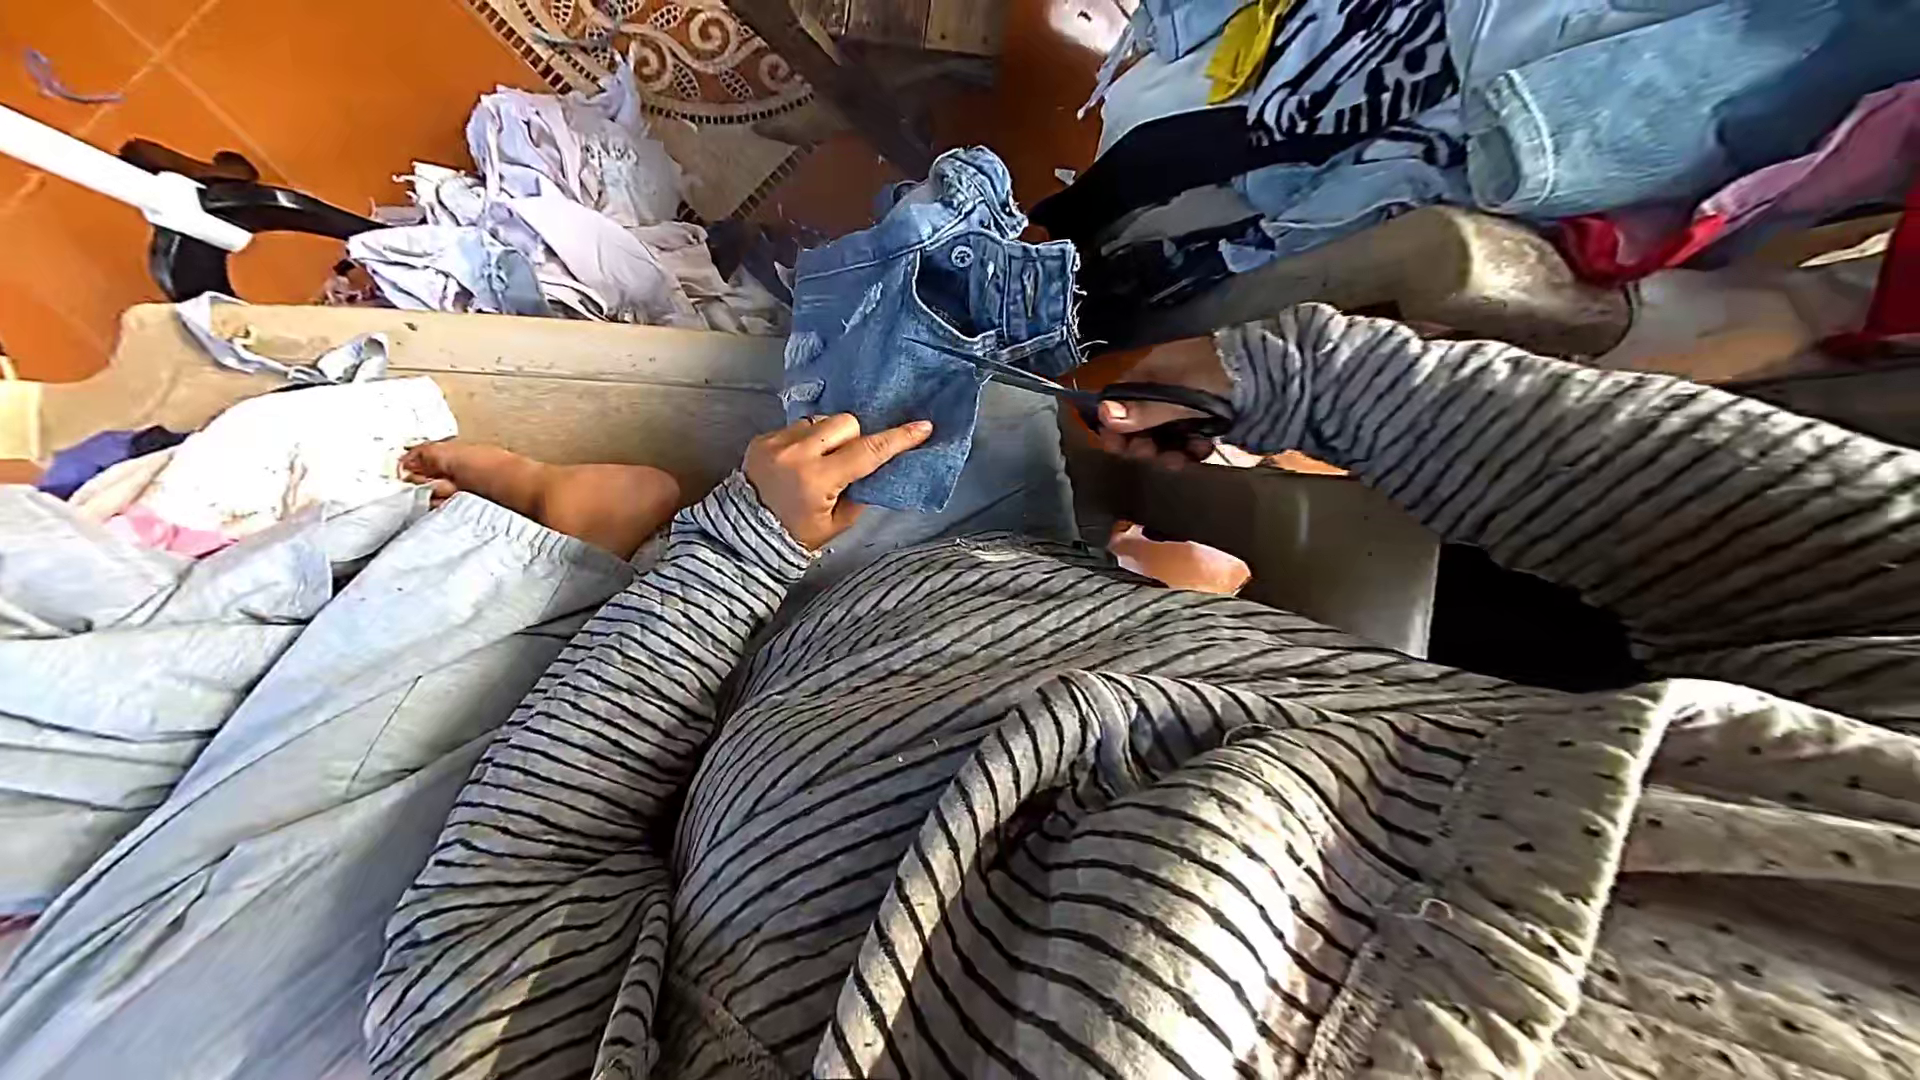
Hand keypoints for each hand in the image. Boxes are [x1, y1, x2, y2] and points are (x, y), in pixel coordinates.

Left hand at [745, 413, 932, 548]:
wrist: (745, 537)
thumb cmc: (796, 535)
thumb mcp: (837, 523)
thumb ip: (860, 492)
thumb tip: (877, 468)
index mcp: (818, 479)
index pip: (868, 452)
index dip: (898, 439)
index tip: (922, 427)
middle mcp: (796, 454)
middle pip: (846, 422)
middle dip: (855, 437)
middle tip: (849, 461)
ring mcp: (776, 443)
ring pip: (821, 420)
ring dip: (830, 436)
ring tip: (822, 459)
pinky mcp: (762, 439)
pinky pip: (797, 426)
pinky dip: (807, 440)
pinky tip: (800, 461)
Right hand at [1091, 336, 1233, 469]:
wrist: (1271, 372)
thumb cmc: (1218, 376)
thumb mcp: (1178, 394)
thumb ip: (1142, 409)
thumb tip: (1103, 414)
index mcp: (1148, 375)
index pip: (1117, 404)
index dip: (1114, 429)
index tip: (1118, 447)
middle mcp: (1162, 389)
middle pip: (1138, 426)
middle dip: (1143, 445)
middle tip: (1152, 454)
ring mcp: (1184, 404)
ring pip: (1162, 437)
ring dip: (1167, 453)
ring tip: (1181, 458)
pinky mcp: (1204, 418)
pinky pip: (1186, 439)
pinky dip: (1189, 450)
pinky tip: (1201, 450)